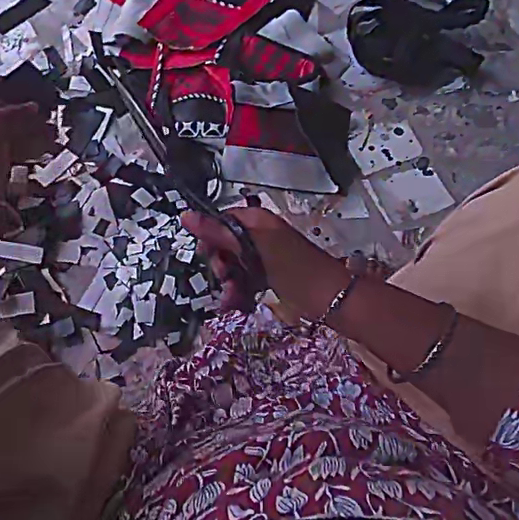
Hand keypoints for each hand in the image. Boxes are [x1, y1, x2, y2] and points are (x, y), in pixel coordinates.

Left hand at [0, 76, 52, 198]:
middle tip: (39, 110)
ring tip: (47, 130)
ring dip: (26, 132)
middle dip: (18, 112)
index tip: (18, 84)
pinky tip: (41, 150)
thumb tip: (31, 107)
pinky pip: (6, 156)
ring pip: (1, 136)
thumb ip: (15, 111)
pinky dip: (24, 152)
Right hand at [184, 207, 348, 317]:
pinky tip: (236, 304)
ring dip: (228, 283)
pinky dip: (238, 292)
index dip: (210, 237)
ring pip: (233, 266)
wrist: (332, 300)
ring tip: (231, 298)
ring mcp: (264, 258)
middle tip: (224, 276)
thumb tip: (187, 216)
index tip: (207, 255)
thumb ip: (219, 233)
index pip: (221, 221)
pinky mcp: (268, 278)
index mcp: (257, 220)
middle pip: (224, 245)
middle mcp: (259, 236)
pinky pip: (244, 281)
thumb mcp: (254, 248)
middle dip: (220, 264)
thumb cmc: (296, 269)